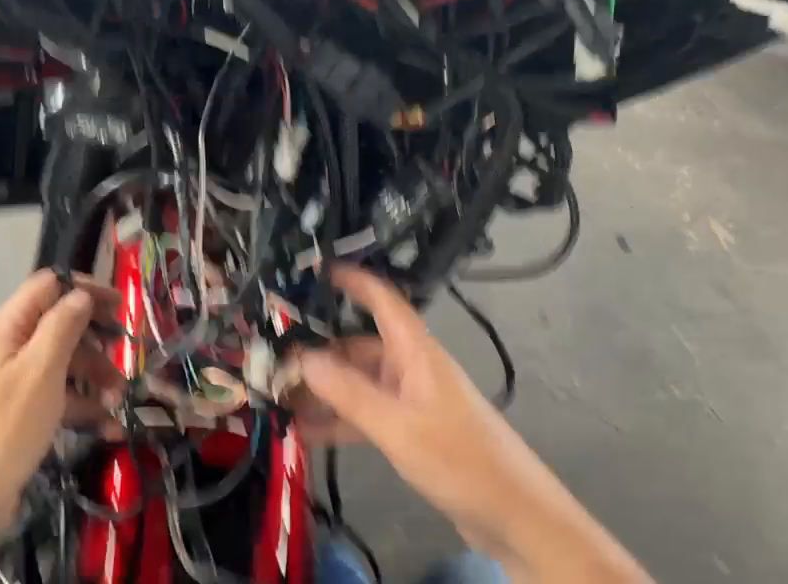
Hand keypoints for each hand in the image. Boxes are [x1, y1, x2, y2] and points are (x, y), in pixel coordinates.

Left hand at [0, 270, 120, 579]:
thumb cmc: (5, 428)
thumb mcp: (40, 371)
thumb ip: (63, 326)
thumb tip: (80, 295)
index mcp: (8, 326)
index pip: (49, 285)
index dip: (84, 288)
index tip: (122, 305)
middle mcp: (10, 345)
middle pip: (60, 324)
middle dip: (96, 341)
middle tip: (125, 359)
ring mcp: (15, 380)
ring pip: (64, 362)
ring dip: (95, 377)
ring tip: (119, 401)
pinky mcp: (22, 412)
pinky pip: (59, 396)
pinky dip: (83, 407)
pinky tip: (109, 428)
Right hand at [294, 266, 651, 582]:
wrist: (517, 518)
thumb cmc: (460, 460)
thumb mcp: (397, 427)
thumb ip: (348, 393)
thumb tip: (303, 358)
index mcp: (415, 352)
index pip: (382, 300)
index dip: (352, 279)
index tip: (315, 269)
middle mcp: (411, 367)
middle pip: (358, 344)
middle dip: (318, 349)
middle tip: (271, 354)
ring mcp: (411, 400)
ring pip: (357, 382)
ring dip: (323, 388)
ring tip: (278, 396)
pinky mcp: (412, 431)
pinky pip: (366, 414)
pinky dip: (338, 419)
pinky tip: (304, 430)